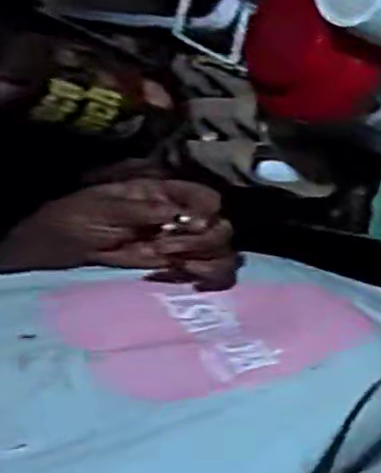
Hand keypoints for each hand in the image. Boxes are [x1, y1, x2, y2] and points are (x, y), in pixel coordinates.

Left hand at [0, 178, 236, 289]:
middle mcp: (187, 218)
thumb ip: (140, 210)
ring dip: (205, 259)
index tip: (194, 223)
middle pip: (222, 227)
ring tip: (174, 265)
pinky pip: (222, 271)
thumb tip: (181, 215)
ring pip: (226, 250)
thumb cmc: (73, 222)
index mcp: (166, 197)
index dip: (209, 209)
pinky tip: (190, 275)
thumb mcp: (98, 209)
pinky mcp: (193, 264)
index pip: (207, 197)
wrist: (63, 252)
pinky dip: (214, 275)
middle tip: (166, 248)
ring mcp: (192, 243)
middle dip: (201, 240)